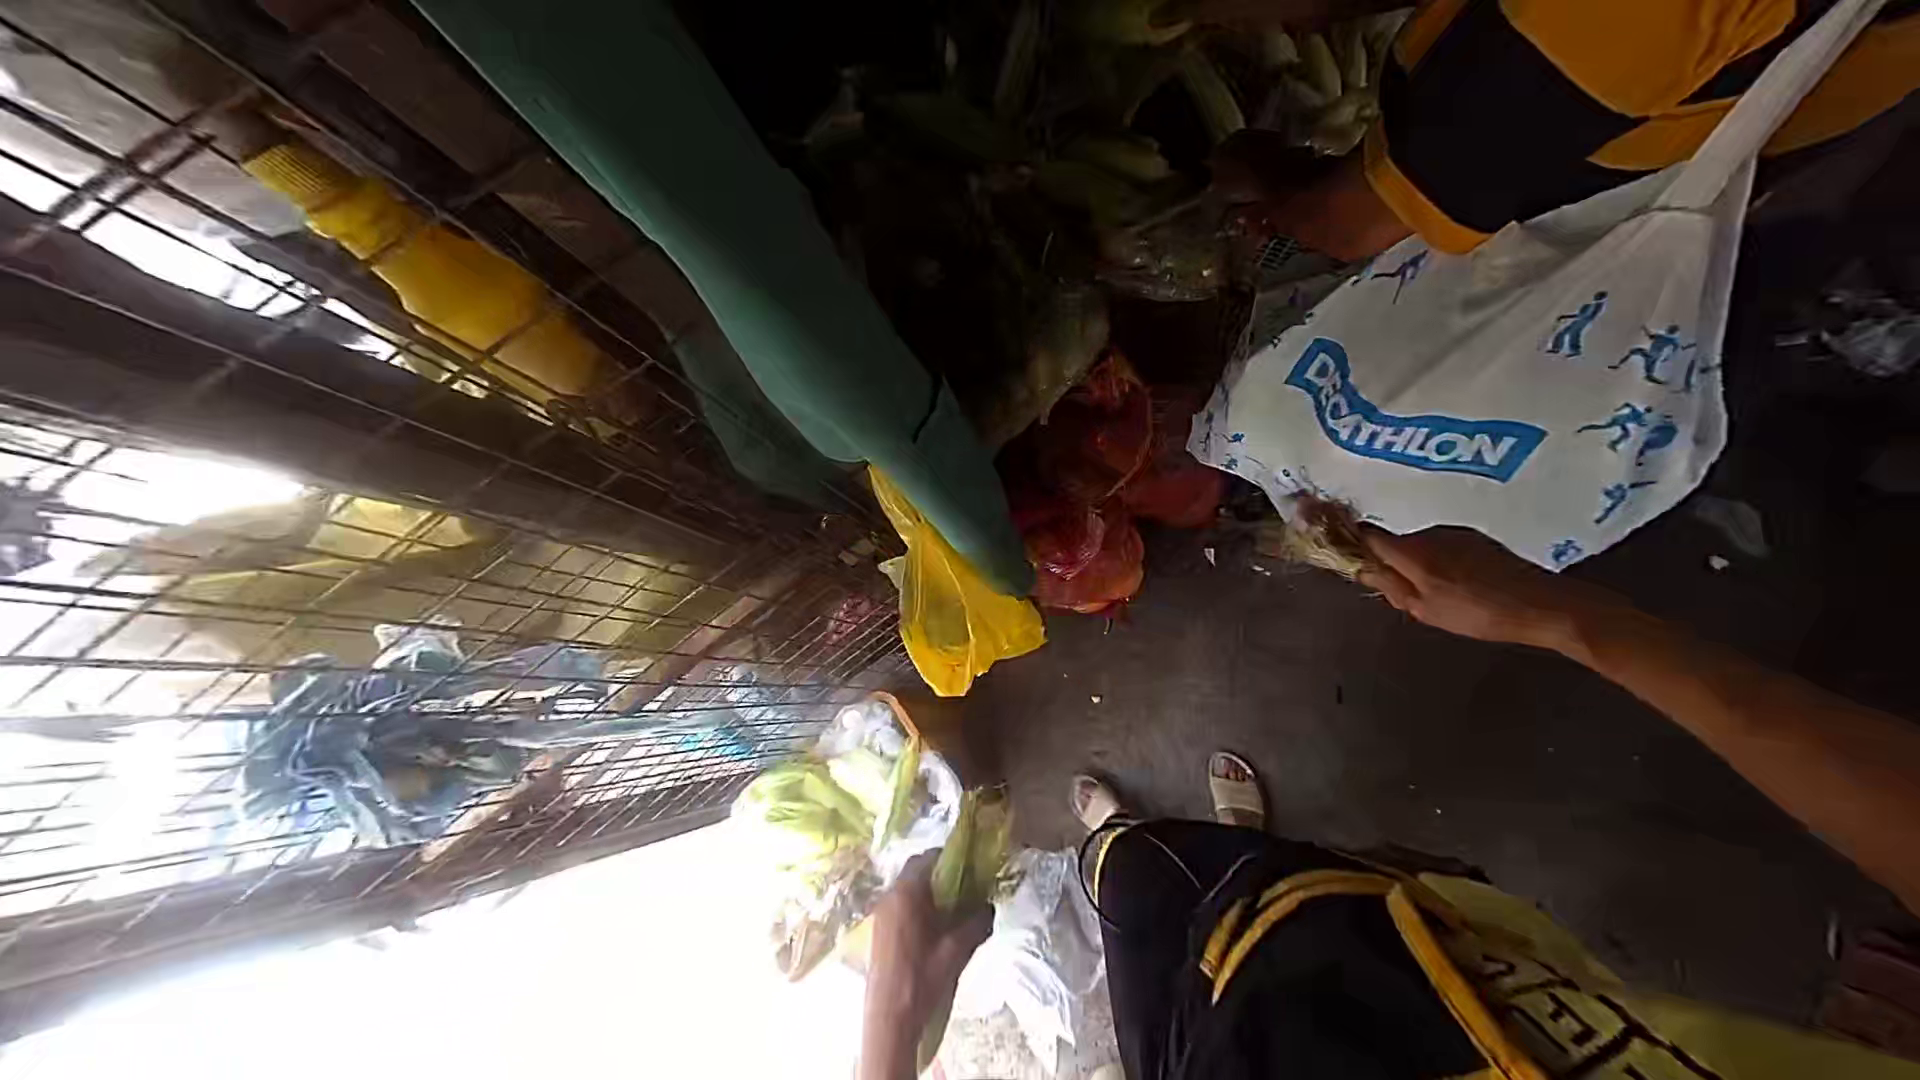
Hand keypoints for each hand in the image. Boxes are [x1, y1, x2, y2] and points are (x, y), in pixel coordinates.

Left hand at [859, 856, 990, 1079]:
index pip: (928, 857)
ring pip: (908, 888)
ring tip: (953, 909)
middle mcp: (890, 895)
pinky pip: (901, 904)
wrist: (889, 1022)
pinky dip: (918, 906)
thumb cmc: (922, 981)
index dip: (951, 858)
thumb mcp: (956, 951)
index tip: (971, 868)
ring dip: (929, 891)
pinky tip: (935, 927)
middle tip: (965, 888)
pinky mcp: (879, 930)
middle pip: (917, 870)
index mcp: (906, 893)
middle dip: (941, 874)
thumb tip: (990, 906)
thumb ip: (976, 923)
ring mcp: (881, 913)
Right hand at [1357, 527, 1630, 652]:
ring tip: (1437, 595)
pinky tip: (1459, 587)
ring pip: (1418, 547)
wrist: (1546, 606)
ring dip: (1416, 565)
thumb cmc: (1478, 613)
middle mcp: (1430, 534)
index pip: (1366, 535)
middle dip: (1389, 564)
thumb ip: (1389, 585)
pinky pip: (1442, 548)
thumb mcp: (1424, 608)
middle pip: (1393, 543)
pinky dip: (1439, 563)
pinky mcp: (1477, 540)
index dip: (1349, 539)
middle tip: (1403, 595)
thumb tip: (1359, 568)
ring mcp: (1456, 534)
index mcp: (1412, 551)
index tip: (1341, 550)